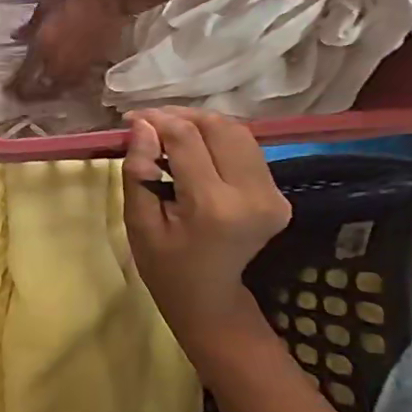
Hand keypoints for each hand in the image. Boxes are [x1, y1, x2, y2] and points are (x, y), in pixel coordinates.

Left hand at [10, 0, 128, 99]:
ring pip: (60, 89)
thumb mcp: (45, 5)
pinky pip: (76, 83)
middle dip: (32, 94)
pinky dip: (67, 86)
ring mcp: (78, 66)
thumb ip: (30, 26)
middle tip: (24, 95)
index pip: (25, 75)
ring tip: (43, 91)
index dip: (15, 86)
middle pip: (42, 88)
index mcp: (43, 47)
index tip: (8, 91)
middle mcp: (58, 62)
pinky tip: (63, 81)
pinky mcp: (94, 65)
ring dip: (49, 93)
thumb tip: (16, 37)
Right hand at [122, 107, 290, 341]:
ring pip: (238, 132)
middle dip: (182, 116)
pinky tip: (193, 149)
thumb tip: (141, 126)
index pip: (187, 140)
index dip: (158, 121)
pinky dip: (217, 140)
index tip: (132, 119)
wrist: (208, 296)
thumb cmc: (164, 263)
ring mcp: (273, 195)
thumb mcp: (138, 222)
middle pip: (219, 127)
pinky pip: (246, 149)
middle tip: (151, 122)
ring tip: (170, 131)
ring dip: (201, 124)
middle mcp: (252, 195)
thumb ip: (138, 172)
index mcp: (213, 207)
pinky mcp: (279, 194)